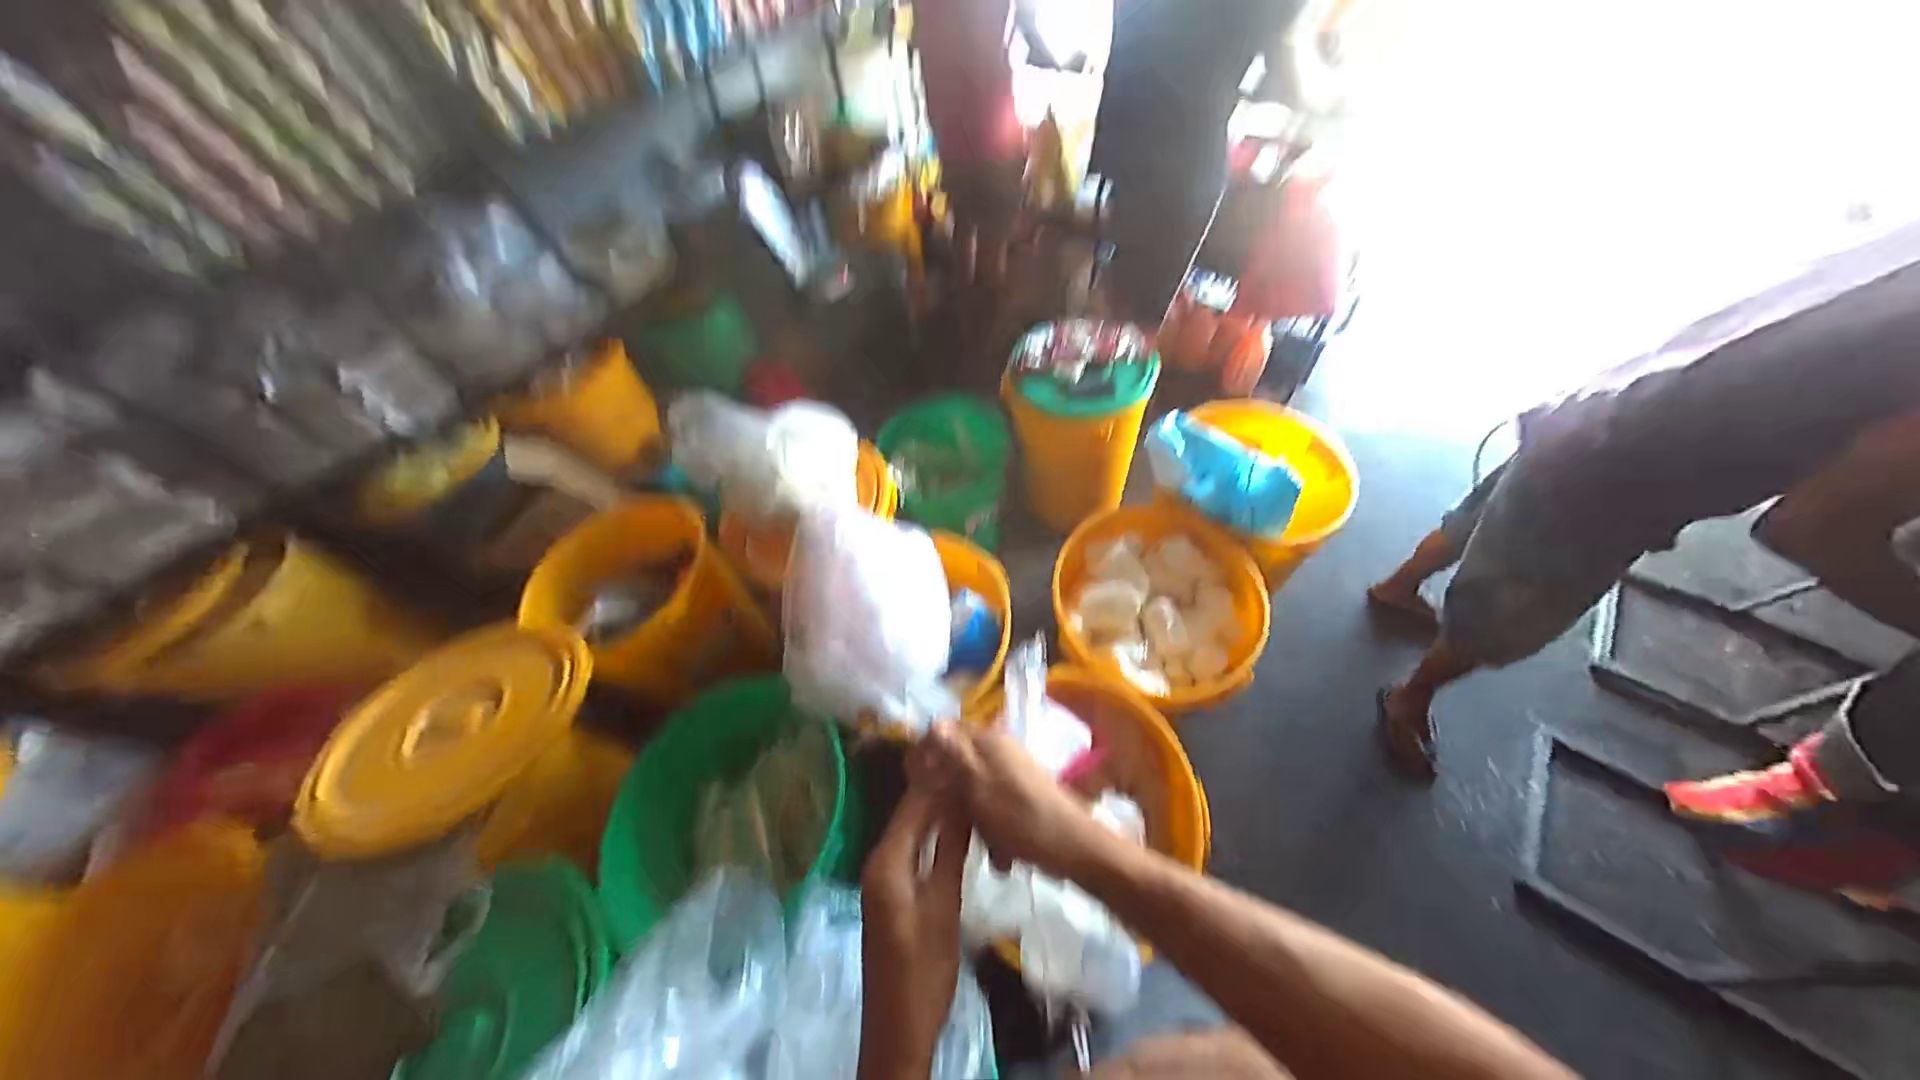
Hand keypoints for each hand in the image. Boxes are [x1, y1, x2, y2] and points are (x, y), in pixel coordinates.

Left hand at [859, 788, 968, 1079]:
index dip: (936, 780)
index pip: (912, 805)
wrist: (898, 1026)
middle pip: (909, 815)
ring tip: (969, 789)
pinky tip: (954, 829)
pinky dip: (931, 836)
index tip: (964, 756)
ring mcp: (883, 878)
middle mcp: (879, 862)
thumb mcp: (943, 906)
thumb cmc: (923, 968)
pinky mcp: (892, 892)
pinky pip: (912, 850)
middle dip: (937, 791)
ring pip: (911, 831)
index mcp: (886, 861)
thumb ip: (950, 851)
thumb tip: (962, 802)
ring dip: (936, 812)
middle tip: (972, 768)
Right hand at [911, 722, 1108, 878]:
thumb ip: (954, 754)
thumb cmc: (1020, 818)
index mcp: (987, 740)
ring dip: (970, 815)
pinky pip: (993, 804)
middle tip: (942, 819)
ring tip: (975, 842)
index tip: (915, 783)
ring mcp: (1013, 770)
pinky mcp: (1022, 793)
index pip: (943, 731)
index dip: (925, 754)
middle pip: (957, 761)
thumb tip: (933, 721)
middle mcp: (1000, 748)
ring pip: (973, 787)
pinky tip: (997, 853)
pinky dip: (991, 826)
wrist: (1074, 847)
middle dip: (947, 791)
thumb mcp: (978, 786)